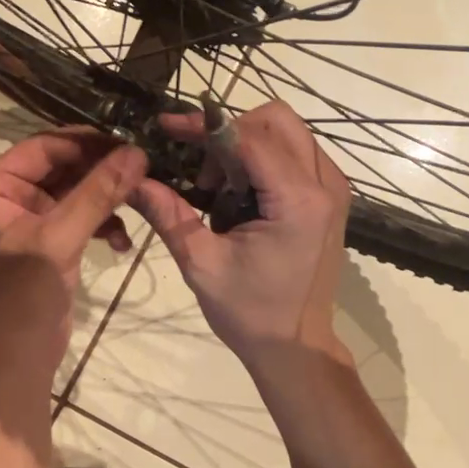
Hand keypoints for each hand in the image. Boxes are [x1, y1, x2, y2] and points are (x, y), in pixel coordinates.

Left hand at [0, 128, 144, 384]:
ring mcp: (28, 226)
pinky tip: (123, 241)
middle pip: (61, 169)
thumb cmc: (23, 299)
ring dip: (105, 201)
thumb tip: (136, 152)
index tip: (129, 141)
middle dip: (101, 173)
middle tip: (143, 171)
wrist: (16, 363)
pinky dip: (102, 227)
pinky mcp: (49, 249)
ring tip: (138, 204)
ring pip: (75, 195)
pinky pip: (79, 222)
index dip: (85, 143)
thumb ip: (96, 194)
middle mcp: (7, 201)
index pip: (42, 148)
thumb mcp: (58, 240)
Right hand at [129, 100, 353, 368]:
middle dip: (229, 134)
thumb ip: (170, 215)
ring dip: (247, 147)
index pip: (249, 137)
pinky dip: (264, 162)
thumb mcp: (202, 265)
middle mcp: (325, 184)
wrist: (295, 347)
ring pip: (289, 133)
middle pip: (276, 120)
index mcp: (297, 201)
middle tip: (201, 176)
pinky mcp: (331, 199)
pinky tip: (241, 199)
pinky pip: (297, 156)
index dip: (204, 126)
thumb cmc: (248, 313)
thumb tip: (134, 180)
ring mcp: (334, 189)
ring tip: (218, 192)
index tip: (166, 128)